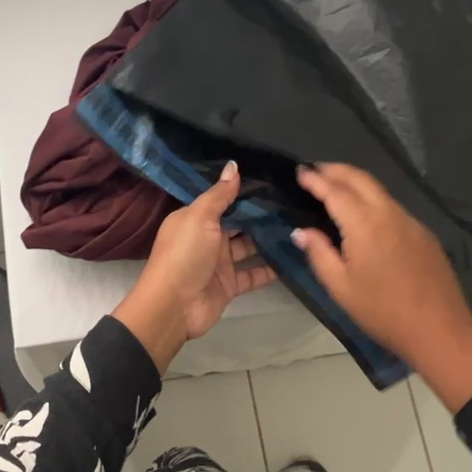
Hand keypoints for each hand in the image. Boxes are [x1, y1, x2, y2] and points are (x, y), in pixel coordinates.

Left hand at [114, 162, 276, 371]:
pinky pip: (253, 273)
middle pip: (237, 223)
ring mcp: (219, 263)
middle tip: (291, 200)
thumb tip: (233, 165)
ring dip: (268, 239)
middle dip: (259, 214)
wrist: (174, 307)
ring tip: (297, 224)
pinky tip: (292, 257)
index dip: (241, 191)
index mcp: (194, 219)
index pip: (220, 200)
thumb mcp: (199, 218)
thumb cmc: (184, 255)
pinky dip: (270, 269)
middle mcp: (206, 238)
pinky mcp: (230, 285)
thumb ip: (219, 194)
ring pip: (248, 247)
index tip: (269, 178)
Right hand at [292, 163, 471, 410]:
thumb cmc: (382, 311)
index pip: (335, 191)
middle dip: (336, 170)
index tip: (299, 171)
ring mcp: (410, 221)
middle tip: (315, 170)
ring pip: (379, 190)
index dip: (315, 179)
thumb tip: (302, 231)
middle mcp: (389, 213)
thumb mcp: (340, 286)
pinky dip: (372, 199)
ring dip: (355, 182)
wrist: (439, 330)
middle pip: (360, 178)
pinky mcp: (423, 233)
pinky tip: (364, 215)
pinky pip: (392, 206)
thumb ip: (318, 252)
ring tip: (335, 188)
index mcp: (364, 224)